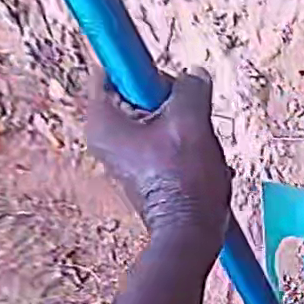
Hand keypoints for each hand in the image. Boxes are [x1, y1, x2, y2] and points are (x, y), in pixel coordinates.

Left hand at [86, 66, 231, 248]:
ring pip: (159, 122)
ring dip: (187, 131)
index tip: (170, 86)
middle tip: (191, 126)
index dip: (146, 73)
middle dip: (174, 107)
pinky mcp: (146, 172)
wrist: (191, 233)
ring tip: (198, 152)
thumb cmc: (185, 183)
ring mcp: (126, 157)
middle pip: (141, 98)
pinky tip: (200, 166)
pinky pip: (167, 145)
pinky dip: (187, 150)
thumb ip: (190, 91)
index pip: (112, 71)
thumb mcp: (191, 124)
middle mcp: (106, 137)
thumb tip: (194, 75)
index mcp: (102, 121)